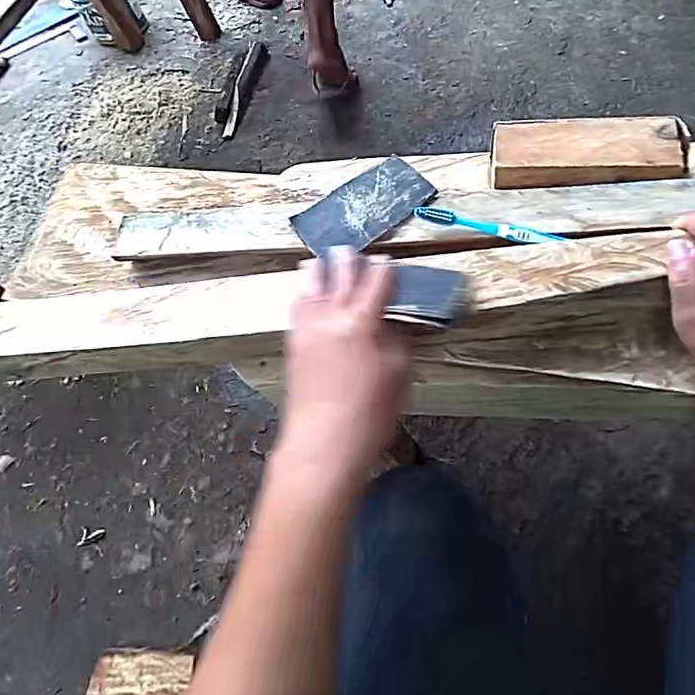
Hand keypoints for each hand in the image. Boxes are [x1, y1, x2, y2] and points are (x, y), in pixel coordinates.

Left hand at [276, 247, 411, 482]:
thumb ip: (395, 338)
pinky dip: (305, 295)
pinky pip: (298, 309)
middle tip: (351, 249)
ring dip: (319, 272)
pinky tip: (307, 295)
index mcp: (361, 321)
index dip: (386, 269)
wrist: (324, 444)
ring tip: (321, 262)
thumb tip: (387, 323)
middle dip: (348, 261)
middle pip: (339, 277)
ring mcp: (306, 330)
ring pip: (309, 288)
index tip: (389, 260)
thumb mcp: (400, 370)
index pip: (376, 282)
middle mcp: (329, 317)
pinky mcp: (294, 346)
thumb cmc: (371, 411)